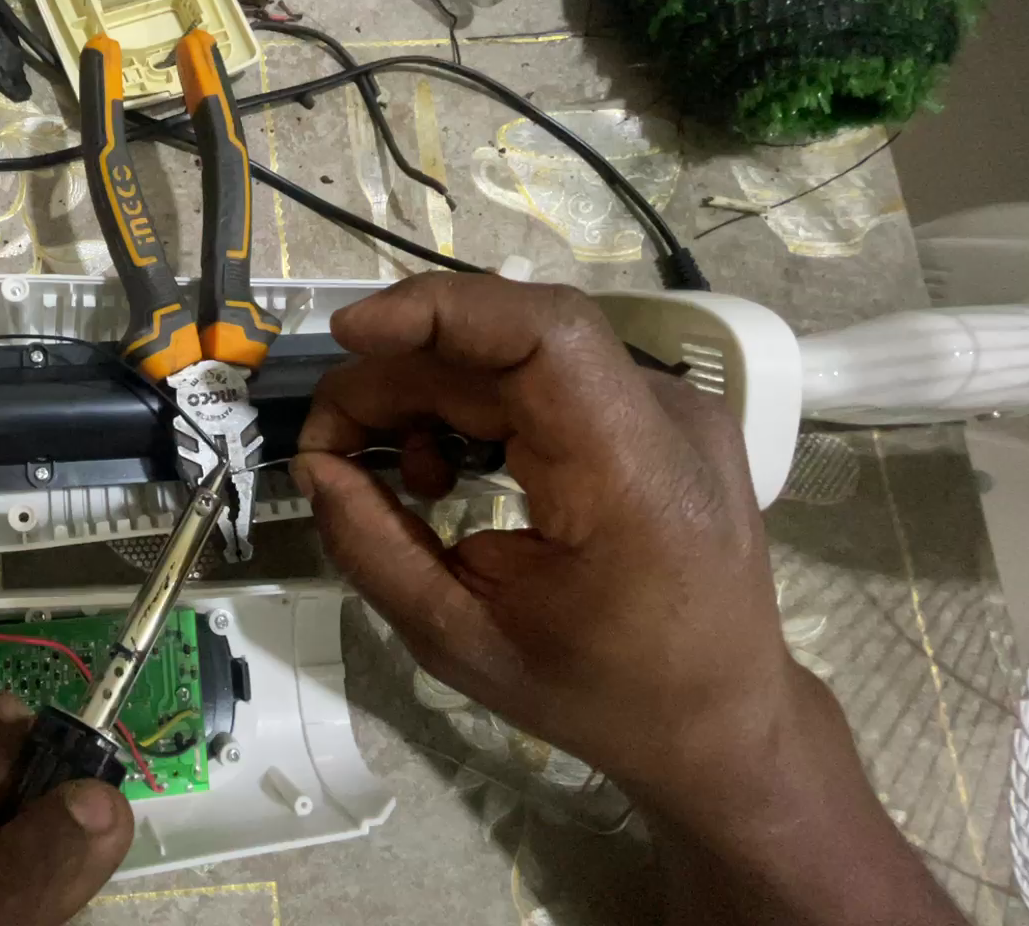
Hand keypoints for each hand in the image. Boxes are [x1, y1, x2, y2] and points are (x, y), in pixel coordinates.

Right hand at [291, 275, 801, 830]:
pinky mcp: (631, 412)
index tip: (346, 332)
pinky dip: (450, 410)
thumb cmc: (595, 692)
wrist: (715, 717)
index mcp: (631, 481)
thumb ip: (371, 548)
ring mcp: (652, 406)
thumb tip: (314, 466)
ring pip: (494, 356)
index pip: (544, 335)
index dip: (435, 311)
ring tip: (385, 477)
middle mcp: (656, 417)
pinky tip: (437, 474)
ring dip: (412, 398)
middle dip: (386, 382)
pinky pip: (517, 378)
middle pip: (491, 345)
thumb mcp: (456, 639)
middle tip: (326, 451)